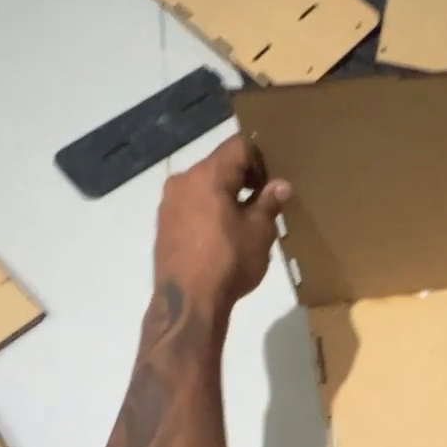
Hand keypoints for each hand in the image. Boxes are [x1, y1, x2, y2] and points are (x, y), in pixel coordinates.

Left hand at [153, 135, 291, 312]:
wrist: (188, 300)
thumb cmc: (229, 262)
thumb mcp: (259, 233)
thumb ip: (269, 203)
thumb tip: (281, 185)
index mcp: (209, 175)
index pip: (239, 146)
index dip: (261, 159)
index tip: (274, 183)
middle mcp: (183, 180)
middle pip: (220, 166)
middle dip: (244, 180)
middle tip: (264, 206)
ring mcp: (169, 202)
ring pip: (205, 188)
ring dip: (226, 198)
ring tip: (243, 226)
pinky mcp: (164, 224)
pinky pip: (192, 207)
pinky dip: (209, 213)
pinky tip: (222, 239)